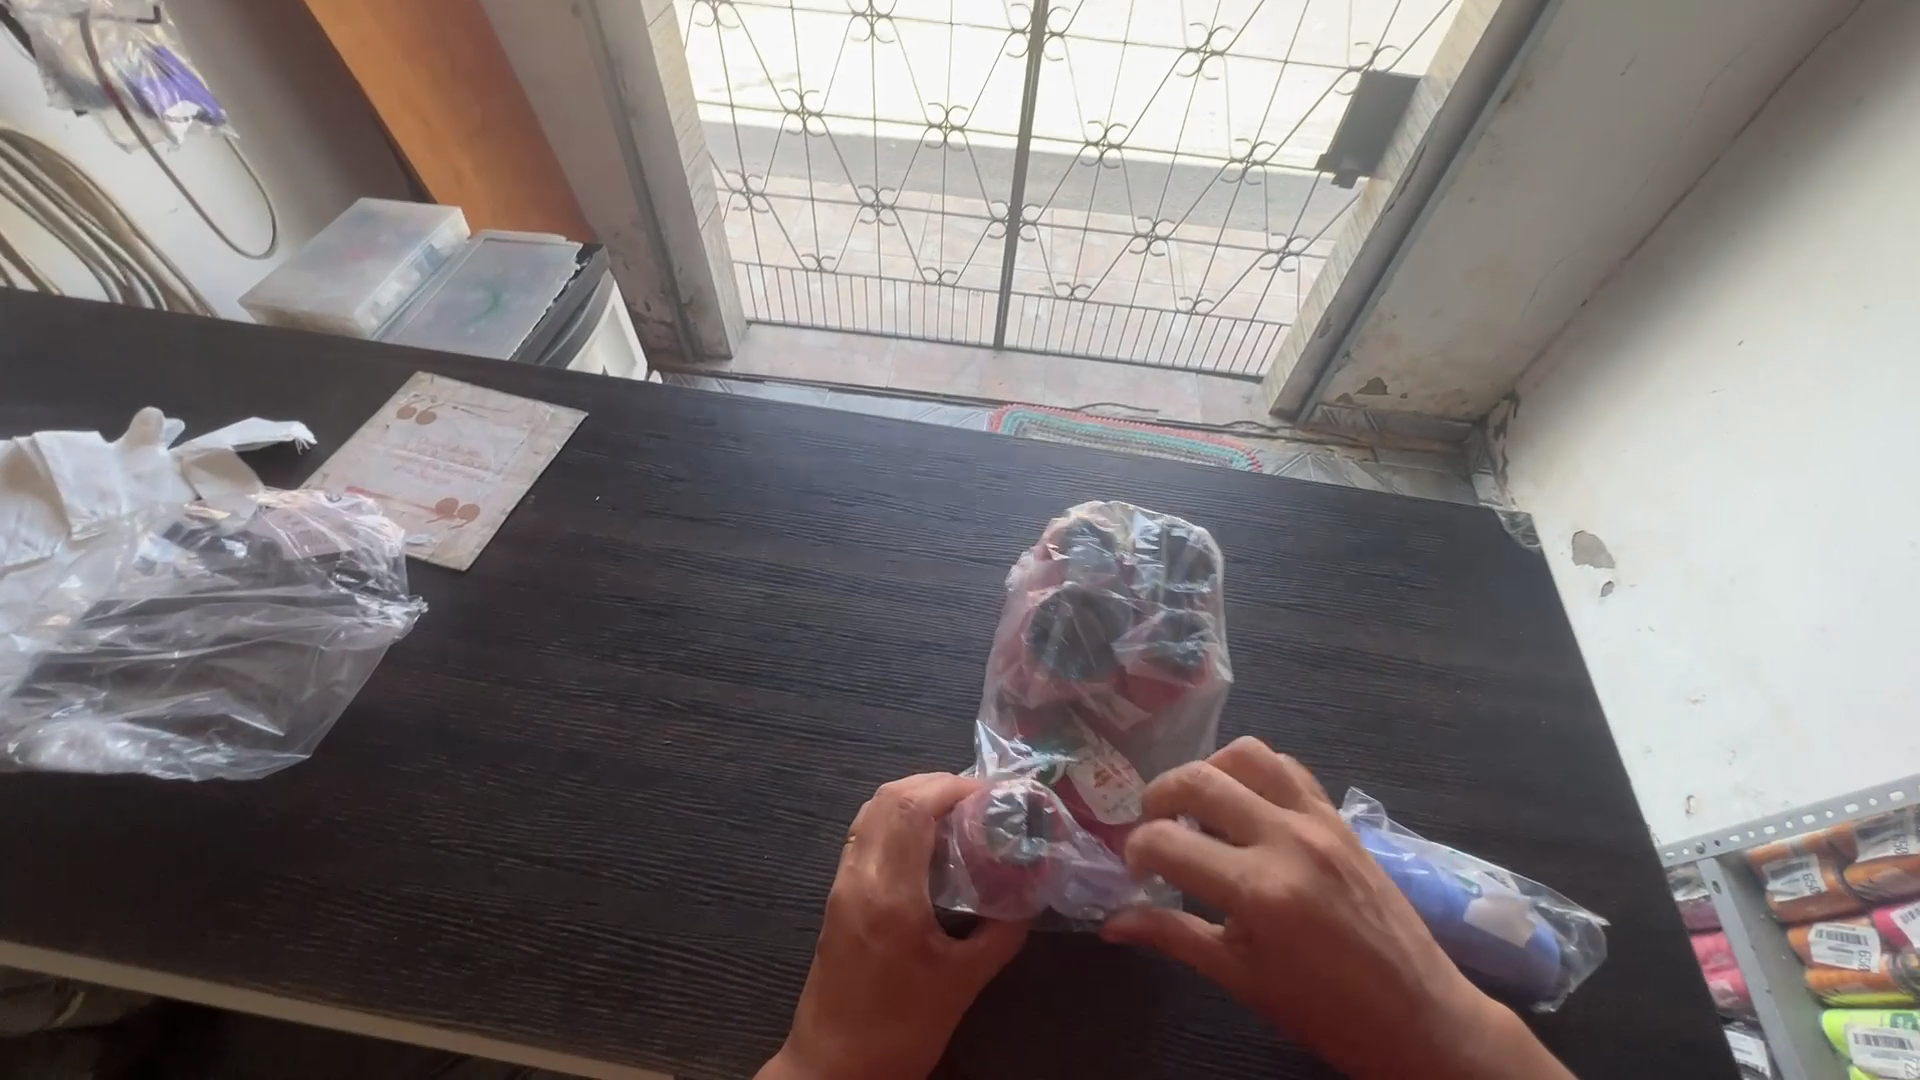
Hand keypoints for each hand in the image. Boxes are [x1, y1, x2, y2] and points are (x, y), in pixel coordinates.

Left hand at [760, 774, 1030, 1079]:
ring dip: (912, 795)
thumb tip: (1030, 893)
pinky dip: (894, 816)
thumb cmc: (901, 1030)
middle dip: (935, 783)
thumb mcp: (963, 984)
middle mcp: (860, 876)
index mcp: (891, 894)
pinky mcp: (836, 893)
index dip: (953, 787)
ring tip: (955, 810)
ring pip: (870, 809)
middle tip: (977, 798)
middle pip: (888, 796)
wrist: (833, 1070)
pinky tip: (925, 838)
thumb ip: (1001, 932)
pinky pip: (864, 831)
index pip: (913, 807)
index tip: (991, 793)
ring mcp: (842, 882)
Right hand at [1101, 738, 1573, 1079]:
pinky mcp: (1339, 817)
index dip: (1136, 851)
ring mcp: (1318, 820)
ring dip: (1207, 771)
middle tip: (1154, 828)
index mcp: (1258, 890)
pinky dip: (1253, 772)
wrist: (1422, 1018)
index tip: (1137, 870)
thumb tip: (1111, 925)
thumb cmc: (1325, 1010)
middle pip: (1198, 780)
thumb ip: (1172, 937)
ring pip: (1245, 754)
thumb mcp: (1240, 978)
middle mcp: (1286, 839)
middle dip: (1157, 797)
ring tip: (1198, 807)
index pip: (1166, 842)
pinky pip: (1287, 767)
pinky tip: (1245, 804)